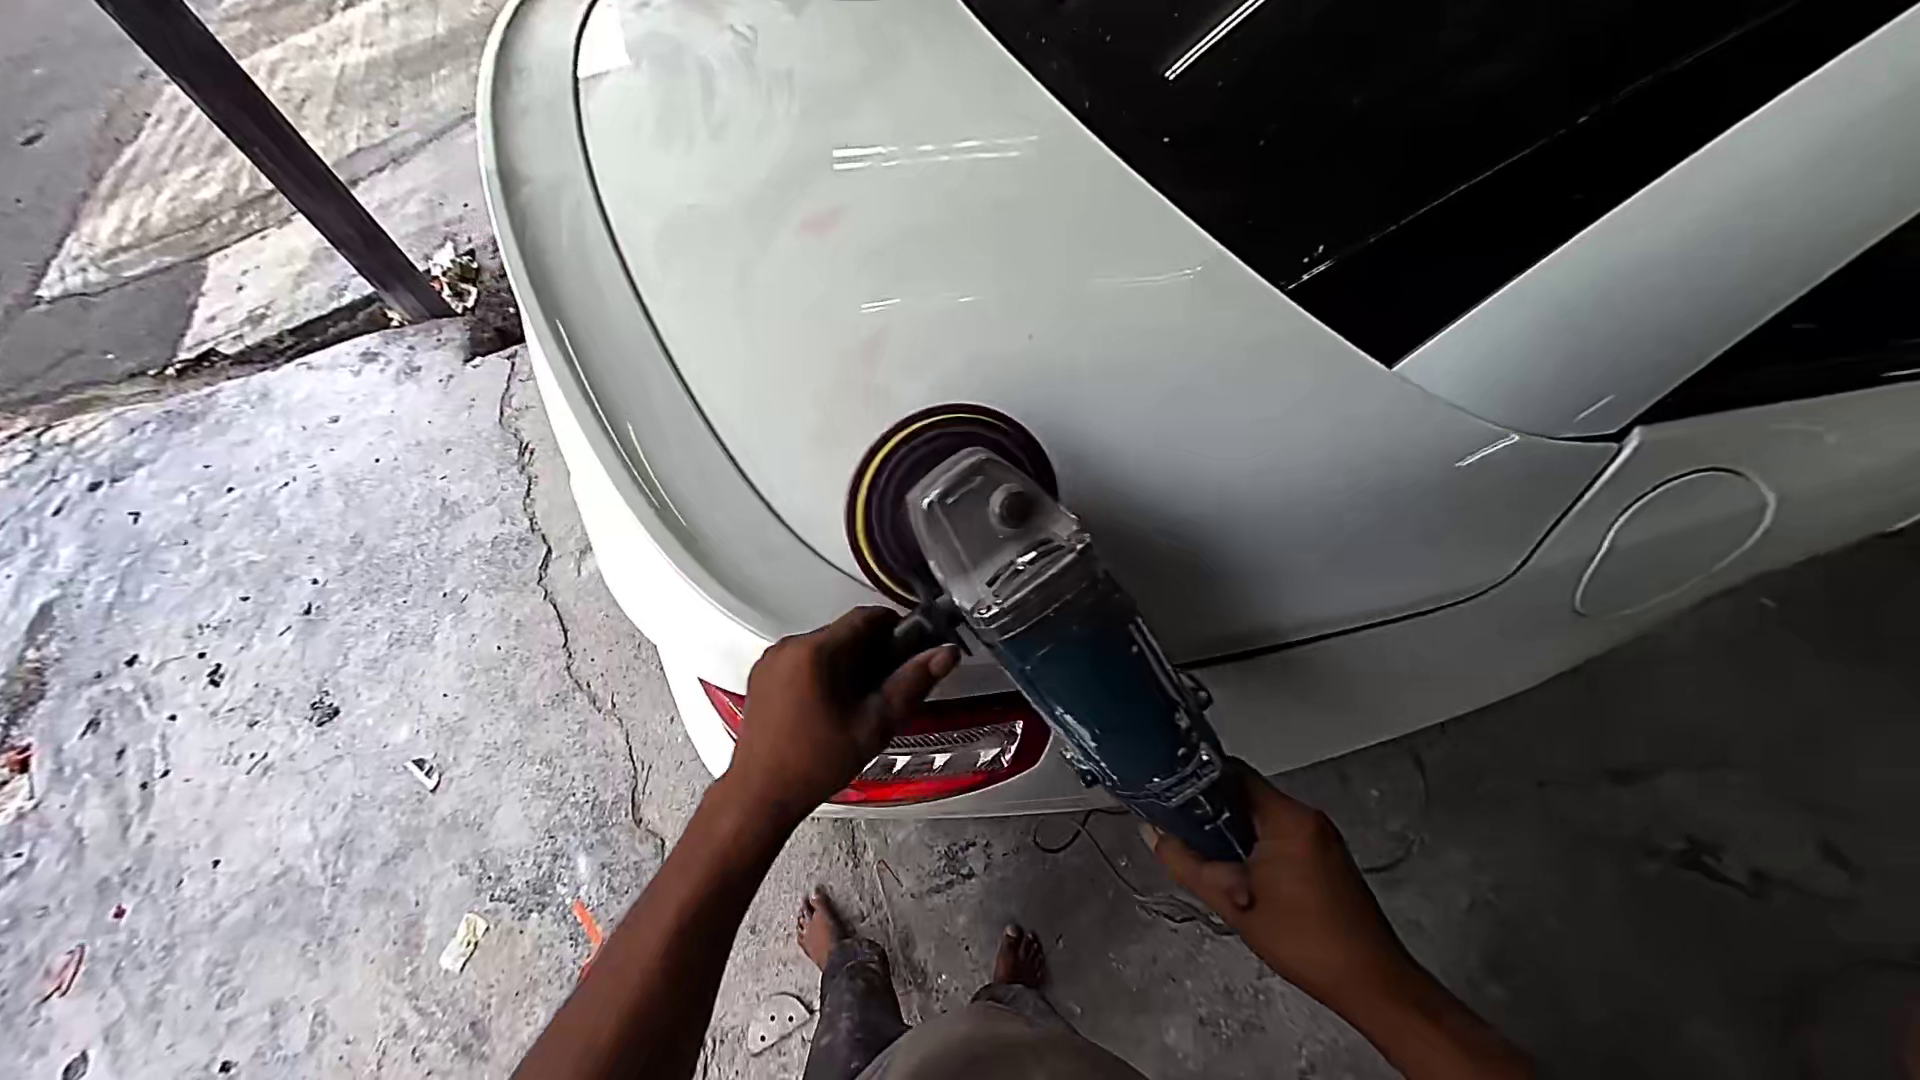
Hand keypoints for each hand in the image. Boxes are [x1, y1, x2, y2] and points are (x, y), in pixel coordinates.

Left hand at [725, 607, 958, 821]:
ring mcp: (772, 659)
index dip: (893, 627)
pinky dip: (820, 671)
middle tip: (885, 684)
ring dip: (845, 661)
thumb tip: (945, 654)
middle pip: (844, 631)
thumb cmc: (816, 763)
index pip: (866, 616)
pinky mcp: (762, 674)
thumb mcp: (876, 724)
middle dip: (870, 650)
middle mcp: (790, 646)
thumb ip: (913, 682)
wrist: (761, 794)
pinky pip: (801, 658)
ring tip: (856, 700)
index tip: (906, 648)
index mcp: (817, 652)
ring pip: (823, 644)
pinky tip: (828, 705)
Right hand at [1142, 761, 1416, 1013]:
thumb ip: (1186, 864)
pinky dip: (1253, 845)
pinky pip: (1277, 833)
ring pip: (1259, 816)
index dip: (1197, 777)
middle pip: (1244, 793)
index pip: (1232, 772)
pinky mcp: (1326, 855)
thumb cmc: (1305, 941)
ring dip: (1231, 831)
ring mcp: (1321, 836)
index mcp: (1287, 817)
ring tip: (1209, 856)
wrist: (1373, 986)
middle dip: (1211, 811)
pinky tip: (1240, 872)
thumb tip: (1153, 834)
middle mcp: (1307, 817)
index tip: (1170, 791)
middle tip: (1184, 831)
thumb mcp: (1232, 903)